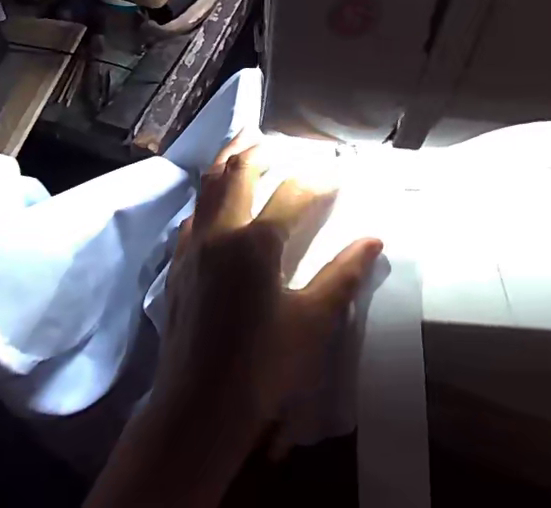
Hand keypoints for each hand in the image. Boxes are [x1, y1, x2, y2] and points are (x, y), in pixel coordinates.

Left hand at [88, 132, 382, 507]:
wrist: (195, 414)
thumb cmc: (262, 367)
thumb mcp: (313, 322)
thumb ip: (343, 275)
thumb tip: (373, 238)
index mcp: (256, 243)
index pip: (293, 191)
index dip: (319, 177)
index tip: (338, 172)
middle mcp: (221, 234)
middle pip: (238, 171)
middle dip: (259, 148)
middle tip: (277, 136)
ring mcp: (193, 249)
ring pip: (207, 187)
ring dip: (227, 160)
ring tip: (242, 143)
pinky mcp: (177, 269)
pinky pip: (192, 215)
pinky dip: (208, 196)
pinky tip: (215, 203)